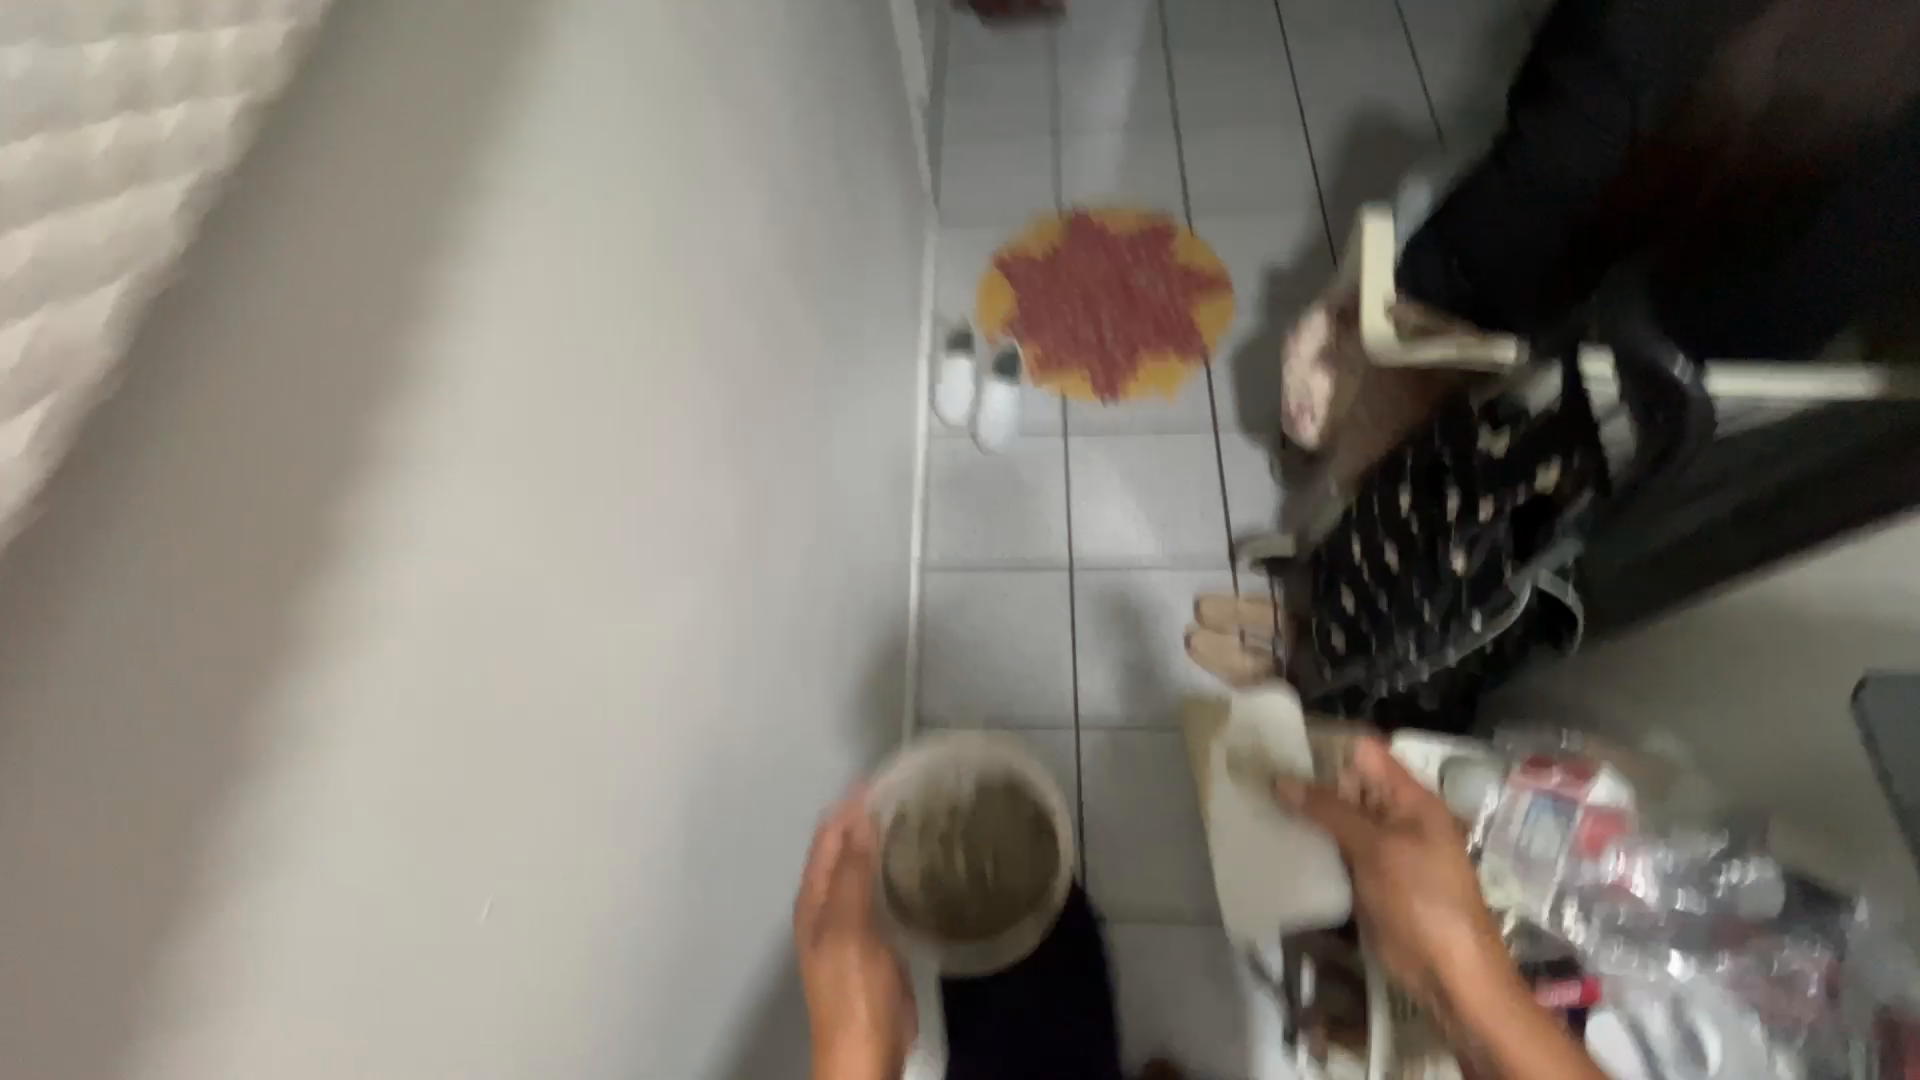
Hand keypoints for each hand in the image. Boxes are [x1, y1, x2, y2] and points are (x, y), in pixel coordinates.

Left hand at [794, 788, 915, 1079]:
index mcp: (815, 898)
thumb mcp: (850, 928)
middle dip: (866, 816)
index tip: (881, 777)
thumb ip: (852, 873)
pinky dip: (893, 866)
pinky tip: (917, 861)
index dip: (849, 804)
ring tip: (914, 814)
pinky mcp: (876, 936)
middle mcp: (829, 903)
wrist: (867, 1051)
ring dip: (880, 839)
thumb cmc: (854, 989)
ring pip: (863, 866)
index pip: (828, 836)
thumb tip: (861, 817)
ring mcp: (852, 920)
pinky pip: (881, 888)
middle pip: (844, 847)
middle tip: (904, 789)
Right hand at [1275, 738, 1515, 1011]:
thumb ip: (1328, 810)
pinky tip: (1272, 834)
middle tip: (1255, 769)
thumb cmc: (1423, 899)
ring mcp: (1378, 846)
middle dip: (1304, 776)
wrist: (1450, 974)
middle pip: (1345, 782)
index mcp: (1409, 799)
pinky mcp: (1363, 874)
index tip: (1281, 742)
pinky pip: (1331, 846)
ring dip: (1301, 809)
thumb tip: (1280, 780)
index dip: (1326, 743)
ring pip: (1334, 815)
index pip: (1364, 752)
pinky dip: (1306, 840)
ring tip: (1254, 796)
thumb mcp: (1377, 847)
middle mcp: (1393, 815)